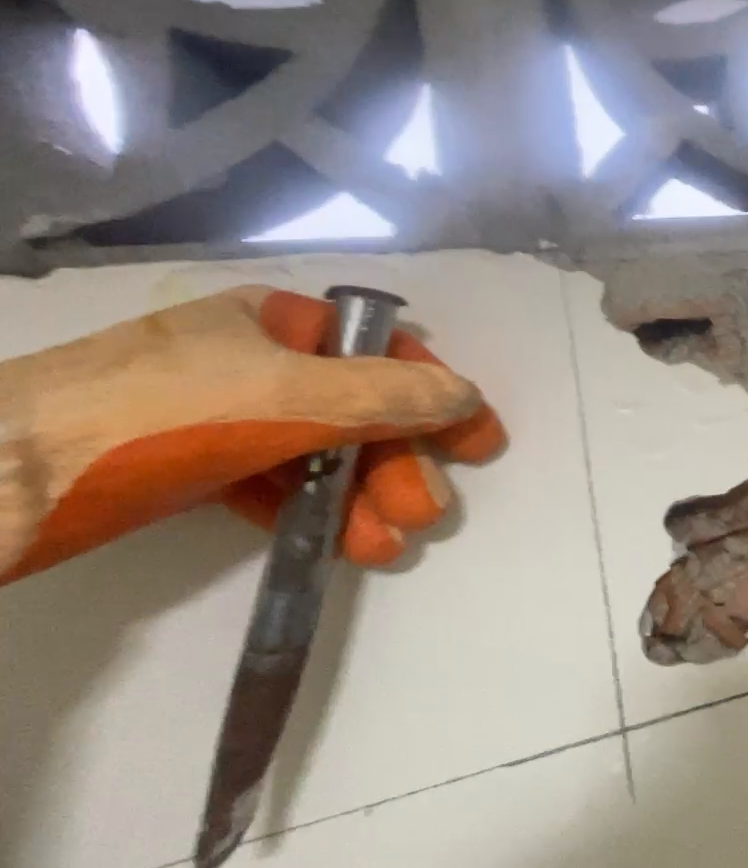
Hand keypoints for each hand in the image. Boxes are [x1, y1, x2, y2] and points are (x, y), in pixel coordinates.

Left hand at [0, 285, 505, 582]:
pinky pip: (272, 479)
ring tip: (389, 545)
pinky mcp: (184, 464)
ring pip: (317, 450)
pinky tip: (336, 544)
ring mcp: (216, 413)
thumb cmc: (150, 420)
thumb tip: (466, 396)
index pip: (384, 353)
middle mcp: (252, 359)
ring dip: (360, 497)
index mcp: (274, 322)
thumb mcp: (291, 397)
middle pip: (356, 408)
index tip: (478, 444)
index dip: (439, 396)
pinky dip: (309, 510)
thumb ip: (391, 395)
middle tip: (428, 513)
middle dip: (398, 463)